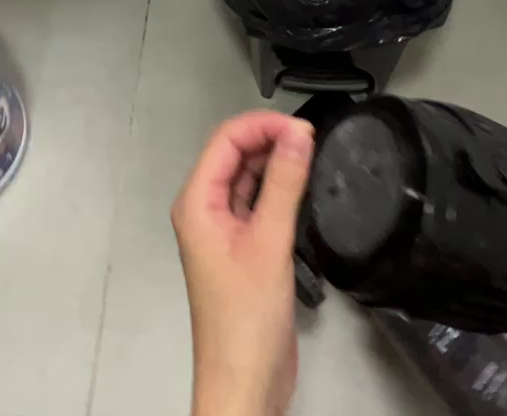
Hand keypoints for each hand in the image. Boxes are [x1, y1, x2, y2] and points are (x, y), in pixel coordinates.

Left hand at [171, 111, 314, 415]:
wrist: (245, 380)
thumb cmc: (244, 323)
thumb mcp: (269, 242)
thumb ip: (284, 183)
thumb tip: (297, 136)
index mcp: (197, 203)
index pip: (225, 140)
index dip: (261, 125)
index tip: (298, 127)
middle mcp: (205, 211)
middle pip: (234, 154)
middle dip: (269, 138)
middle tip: (308, 139)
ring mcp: (223, 229)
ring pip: (247, 176)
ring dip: (275, 162)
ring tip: (309, 156)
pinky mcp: (242, 246)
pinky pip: (257, 200)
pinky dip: (278, 187)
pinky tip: (301, 186)